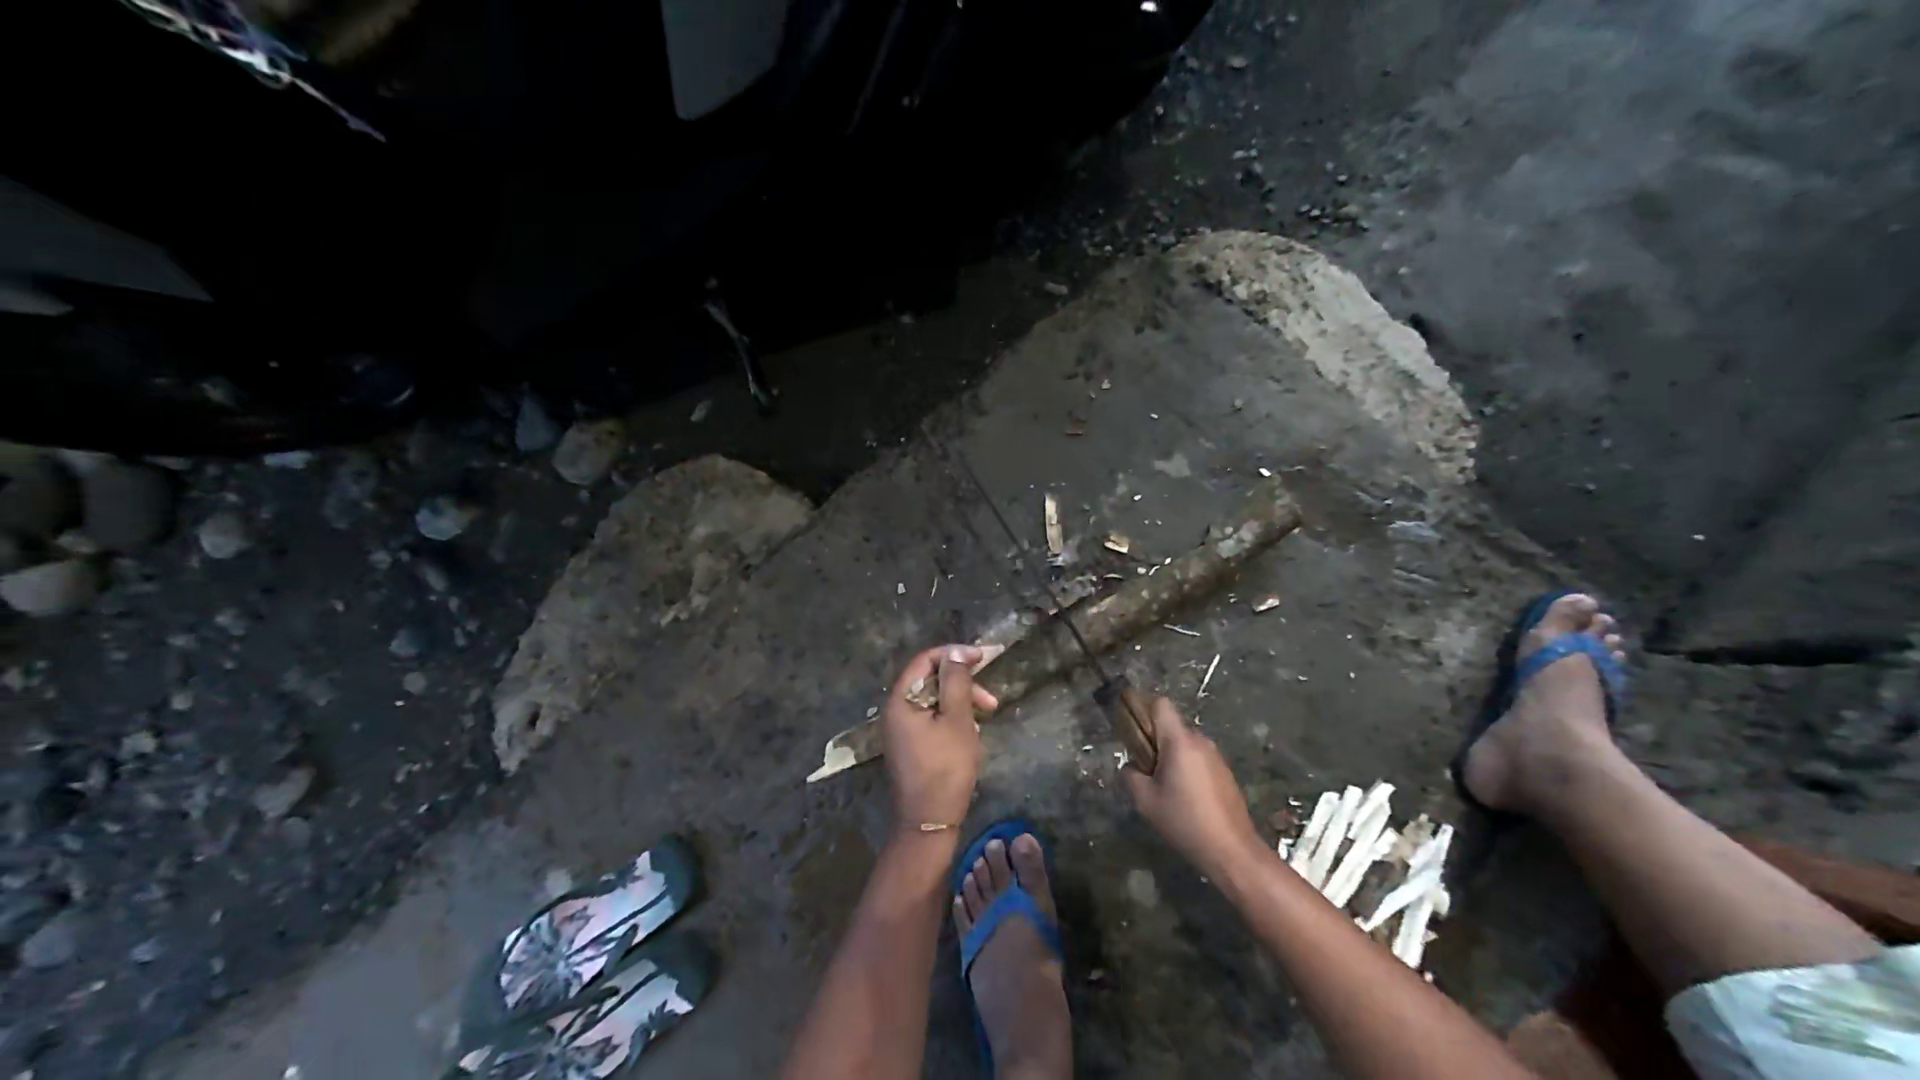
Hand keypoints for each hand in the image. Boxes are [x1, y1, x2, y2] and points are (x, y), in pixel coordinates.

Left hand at [883, 645, 999, 830]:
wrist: (929, 821)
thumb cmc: (945, 767)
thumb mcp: (957, 719)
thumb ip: (956, 681)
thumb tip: (956, 652)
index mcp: (901, 700)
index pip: (925, 660)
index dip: (954, 655)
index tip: (983, 659)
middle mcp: (895, 711)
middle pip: (931, 680)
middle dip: (962, 685)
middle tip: (990, 701)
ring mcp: (902, 730)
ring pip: (934, 702)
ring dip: (961, 704)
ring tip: (985, 721)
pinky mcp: (911, 746)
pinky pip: (932, 720)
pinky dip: (953, 721)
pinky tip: (971, 737)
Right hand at [1122, 697, 1265, 876]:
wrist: (1232, 850)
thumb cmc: (1185, 822)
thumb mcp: (1145, 801)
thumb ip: (1130, 775)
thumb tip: (1132, 766)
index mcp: (1180, 742)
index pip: (1160, 704)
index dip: (1143, 712)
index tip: (1134, 735)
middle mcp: (1200, 741)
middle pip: (1171, 727)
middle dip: (1155, 742)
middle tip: (1147, 772)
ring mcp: (1216, 756)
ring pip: (1184, 744)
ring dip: (1171, 758)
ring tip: (1166, 790)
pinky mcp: (1225, 772)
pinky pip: (1198, 759)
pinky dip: (1187, 769)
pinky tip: (1186, 799)